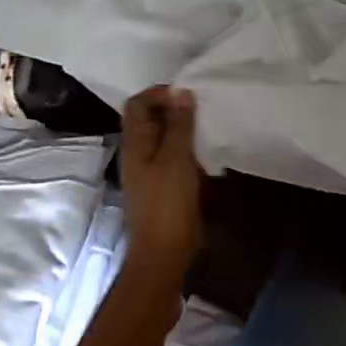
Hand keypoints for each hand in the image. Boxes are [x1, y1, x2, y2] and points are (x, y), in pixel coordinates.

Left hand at [120, 86, 202, 280]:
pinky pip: (176, 157)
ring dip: (185, 129)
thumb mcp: (176, 159)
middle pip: (151, 118)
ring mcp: (152, 170)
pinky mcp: (166, 185)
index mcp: (135, 143)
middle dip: (175, 108)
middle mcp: (140, 152)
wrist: (164, 254)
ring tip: (209, 125)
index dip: (159, 93)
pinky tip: (210, 152)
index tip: (188, 95)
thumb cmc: (167, 204)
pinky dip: (191, 149)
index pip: (138, 103)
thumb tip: (181, 90)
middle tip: (203, 107)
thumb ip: (179, 124)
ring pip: (166, 137)